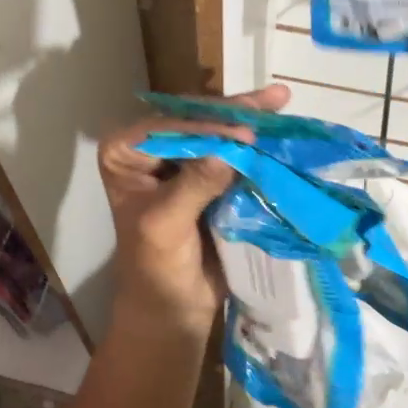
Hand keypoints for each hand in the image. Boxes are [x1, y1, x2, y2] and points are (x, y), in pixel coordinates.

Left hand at [97, 84, 292, 332]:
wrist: (173, 309)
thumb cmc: (154, 269)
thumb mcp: (165, 225)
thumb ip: (194, 186)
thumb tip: (227, 151)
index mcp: (126, 151)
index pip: (171, 128)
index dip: (209, 126)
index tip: (246, 132)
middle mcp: (151, 145)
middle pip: (197, 119)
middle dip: (236, 111)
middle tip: (274, 98)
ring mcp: (182, 158)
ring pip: (218, 128)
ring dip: (251, 118)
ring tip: (281, 100)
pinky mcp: (208, 174)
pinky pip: (233, 150)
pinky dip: (257, 141)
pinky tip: (281, 127)